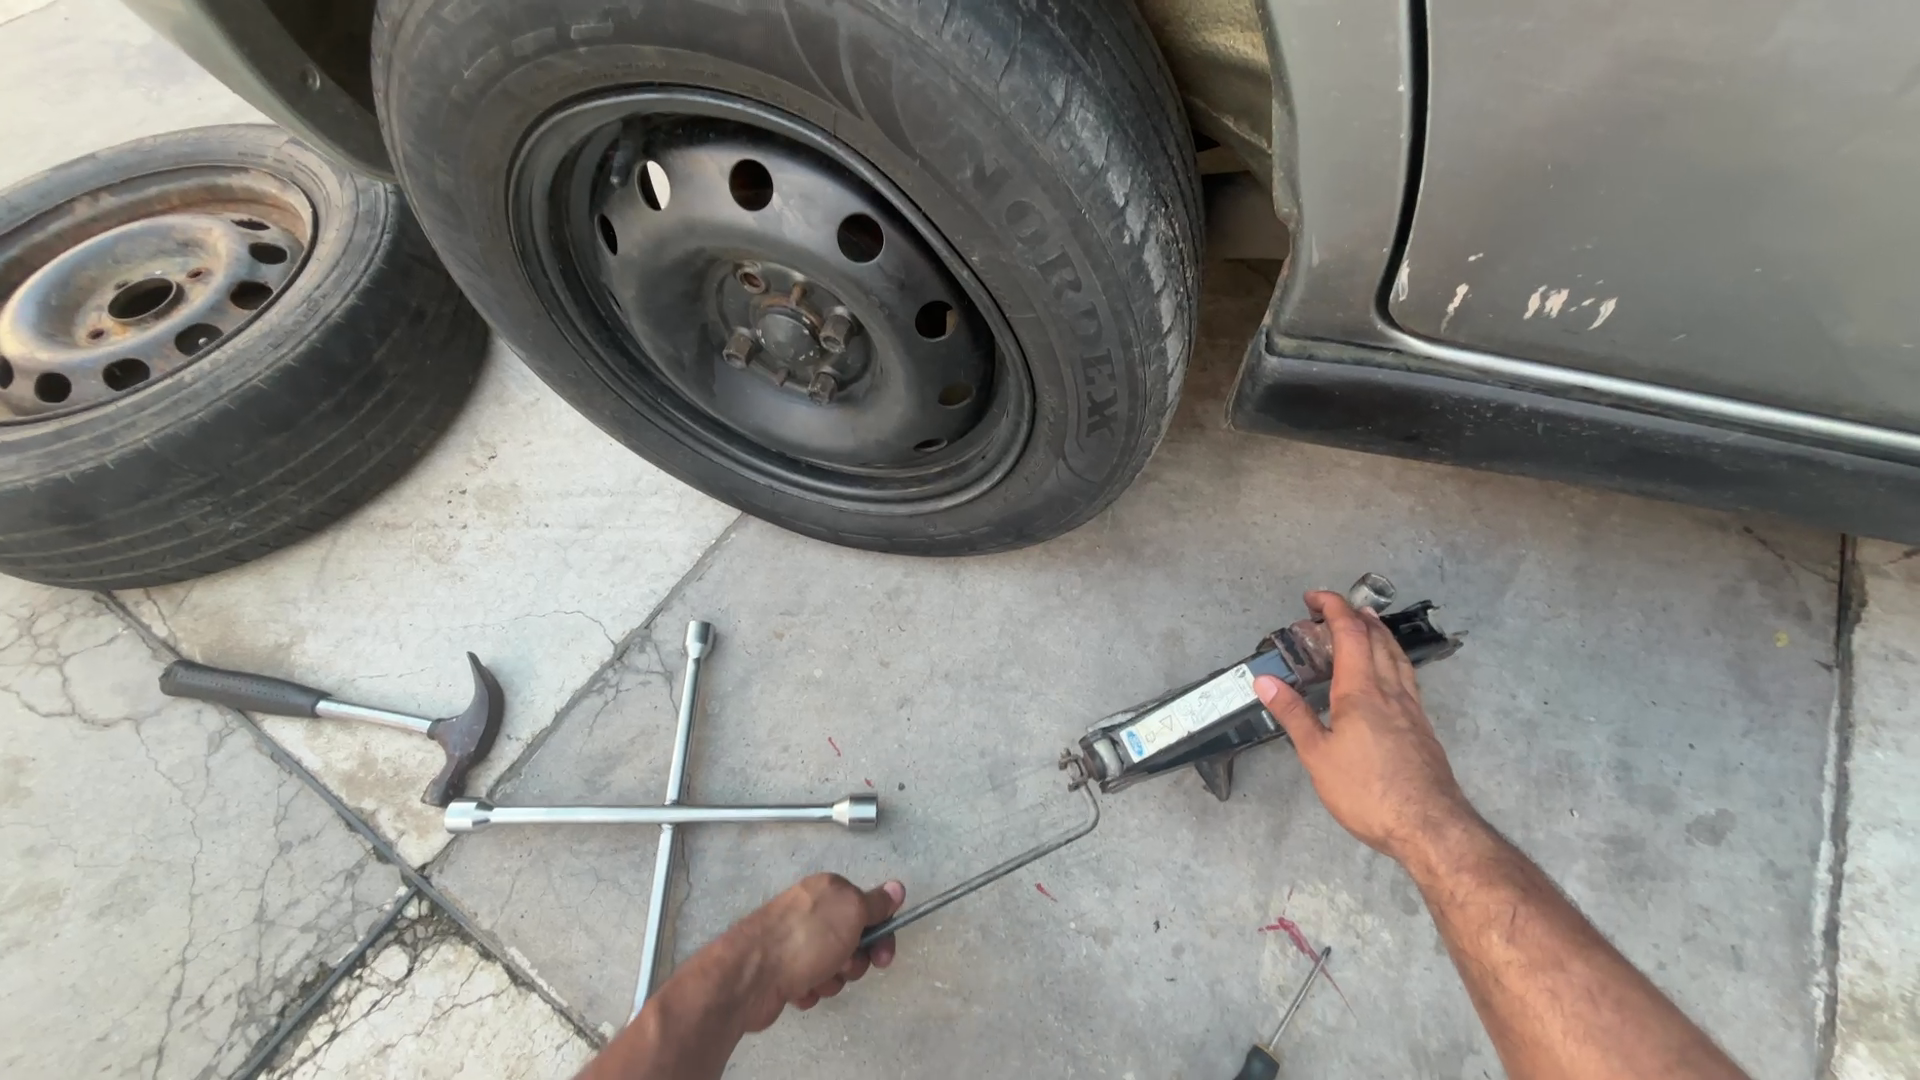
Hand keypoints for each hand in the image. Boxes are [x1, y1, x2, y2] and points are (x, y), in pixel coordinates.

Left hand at [722, 874, 903, 1031]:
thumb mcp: (852, 912)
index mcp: (829, 890)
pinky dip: (810, 989)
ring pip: (834, 965)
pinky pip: (812, 982)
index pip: (868, 908)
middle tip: (844, 966)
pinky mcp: (783, 970)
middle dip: (854, 960)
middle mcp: (812, 911)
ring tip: (816, 978)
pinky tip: (799, 988)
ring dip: (832, 977)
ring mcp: (796, 941)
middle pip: (853, 939)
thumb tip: (897, 887)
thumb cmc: (807, 938)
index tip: (883, 956)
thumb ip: (876, 902)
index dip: (881, 934)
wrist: (752, 975)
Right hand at [1253, 590, 1475, 863]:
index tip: (1313, 598)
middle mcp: (1390, 692)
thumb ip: (1293, 714)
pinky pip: (1406, 678)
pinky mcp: (1422, 729)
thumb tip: (1264, 681)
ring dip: (1379, 634)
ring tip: (1367, 624)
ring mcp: (1412, 710)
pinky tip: (1388, 674)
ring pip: (1398, 657)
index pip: (1350, 635)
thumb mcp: (1317, 755)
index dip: (1333, 609)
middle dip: (1355, 617)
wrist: (1430, 827)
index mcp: (1361, 691)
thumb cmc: (1366, 790)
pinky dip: (1392, 659)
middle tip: (1332, 610)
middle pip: (1378, 640)